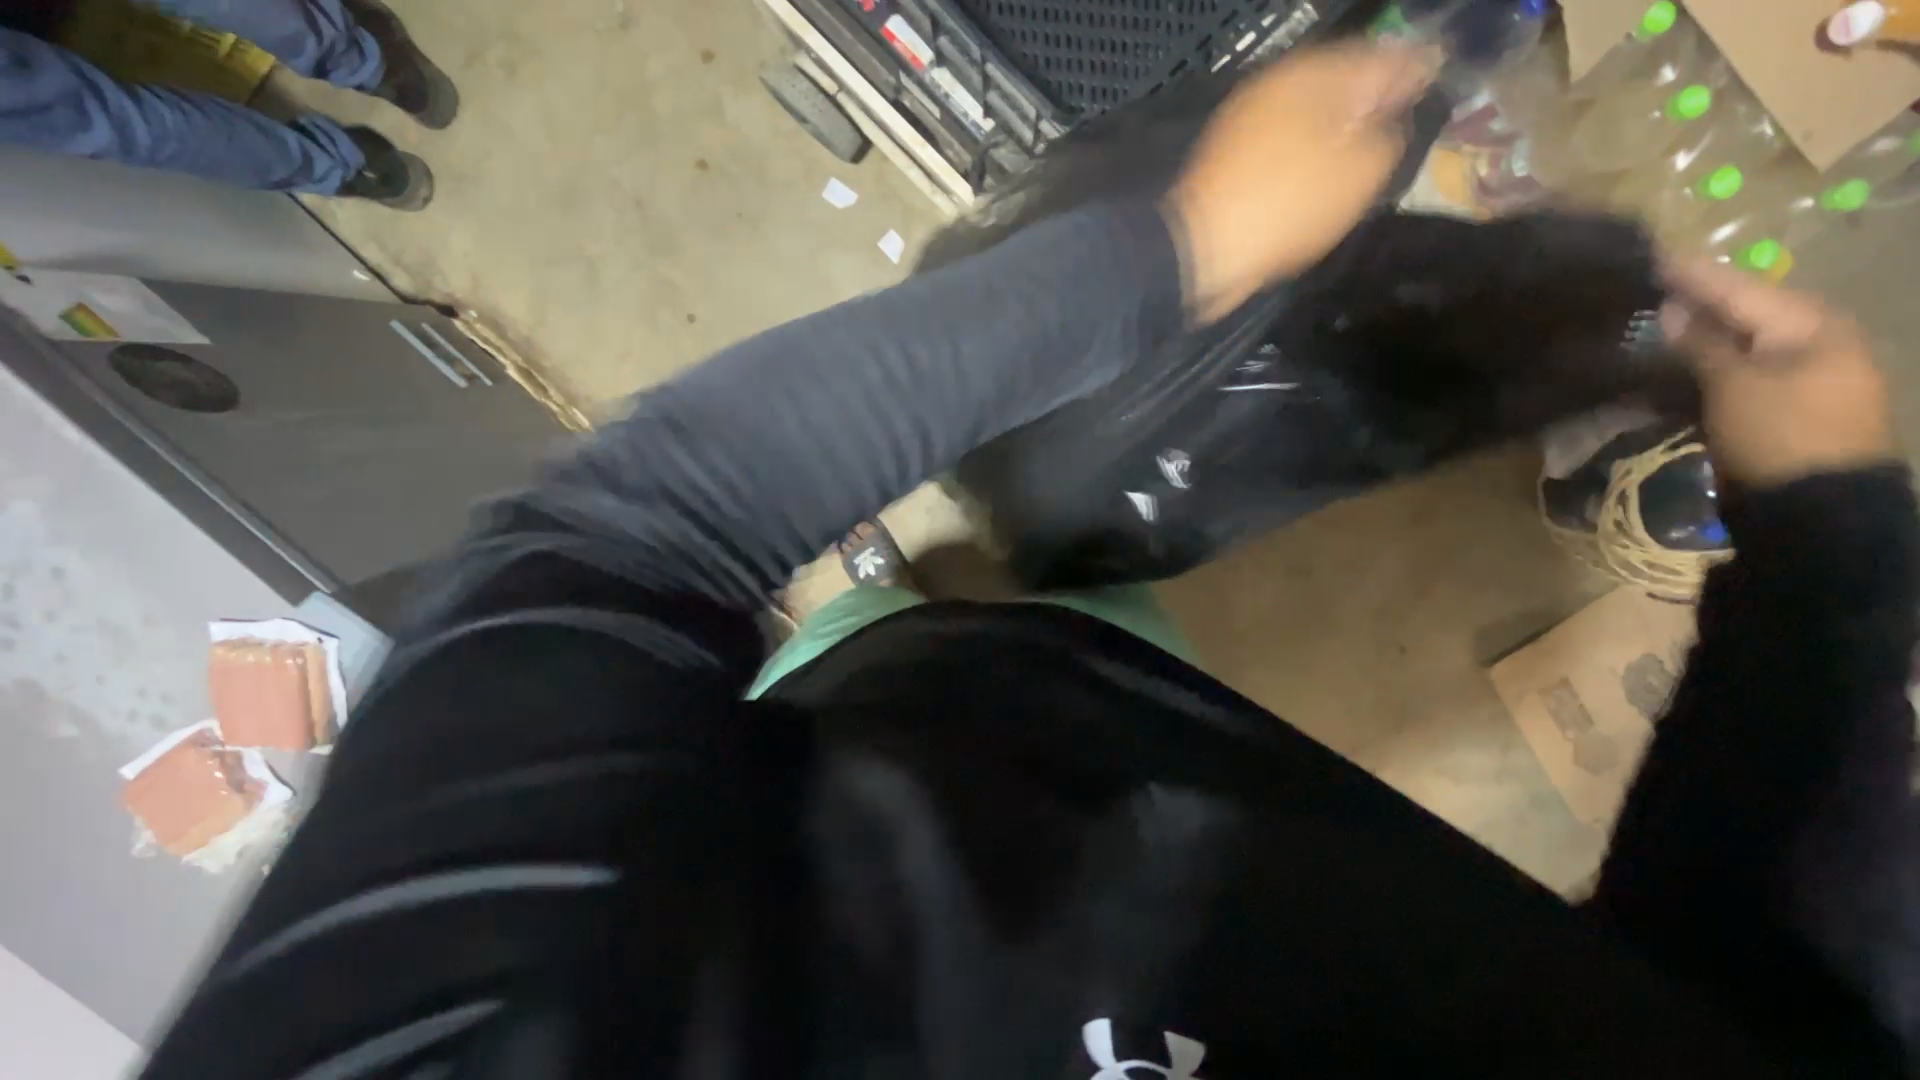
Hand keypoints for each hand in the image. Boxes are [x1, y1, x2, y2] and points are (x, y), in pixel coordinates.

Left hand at [1161, 42, 1438, 322]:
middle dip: (1370, 99)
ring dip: (1337, 129)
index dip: (1412, 69)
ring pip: (1308, 117)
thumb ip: (1389, 134)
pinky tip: (1320, 180)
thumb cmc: (1287, 206)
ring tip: (1366, 153)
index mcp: (1311, 74)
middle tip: (1401, 117)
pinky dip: (1305, 156)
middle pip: (1339, 84)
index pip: (1379, 55)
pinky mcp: (1229, 163)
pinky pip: (1282, 149)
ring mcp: (1246, 124)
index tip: (1435, 81)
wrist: (1202, 252)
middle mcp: (1274, 88)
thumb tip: (1392, 119)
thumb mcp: (1361, 170)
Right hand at [1663, 258, 1896, 488]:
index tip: (1649, 256)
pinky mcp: (1778, 406)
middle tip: (1643, 289)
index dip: (1691, 274)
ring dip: (1692, 336)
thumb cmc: (1778, 432)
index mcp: (1809, 324)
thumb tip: (1669, 309)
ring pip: (1736, 343)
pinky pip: (1735, 373)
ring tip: (1646, 324)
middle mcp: (1810, 340)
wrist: (1816, 506)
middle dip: (1693, 302)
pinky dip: (1701, 366)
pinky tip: (1668, 364)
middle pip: (1741, 312)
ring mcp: (1798, 375)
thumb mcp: (1734, 384)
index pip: (1738, 288)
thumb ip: (1700, 343)